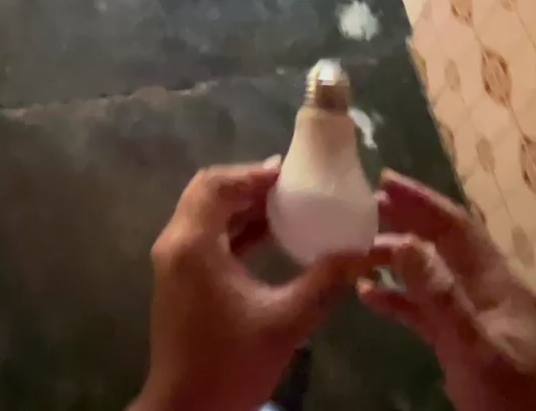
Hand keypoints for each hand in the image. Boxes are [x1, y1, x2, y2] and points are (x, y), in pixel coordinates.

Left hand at [132, 160, 373, 410]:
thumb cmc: (231, 363)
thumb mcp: (284, 322)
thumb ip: (323, 282)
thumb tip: (361, 252)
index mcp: (192, 243)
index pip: (217, 185)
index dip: (252, 174)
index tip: (289, 173)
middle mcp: (175, 241)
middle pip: (207, 191)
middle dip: (246, 184)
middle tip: (287, 185)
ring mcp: (174, 259)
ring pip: (205, 211)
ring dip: (240, 205)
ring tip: (284, 204)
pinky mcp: (179, 275)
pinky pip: (205, 234)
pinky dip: (233, 228)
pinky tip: (268, 235)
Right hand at [359, 171, 535, 410]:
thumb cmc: (515, 400)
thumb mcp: (479, 349)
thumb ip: (443, 298)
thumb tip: (404, 241)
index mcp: (497, 283)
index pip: (456, 226)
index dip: (421, 200)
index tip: (383, 179)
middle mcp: (483, 292)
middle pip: (440, 243)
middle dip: (403, 220)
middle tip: (361, 204)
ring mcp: (471, 319)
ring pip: (427, 275)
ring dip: (393, 259)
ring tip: (355, 248)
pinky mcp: (458, 346)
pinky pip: (421, 311)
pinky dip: (395, 300)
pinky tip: (366, 296)